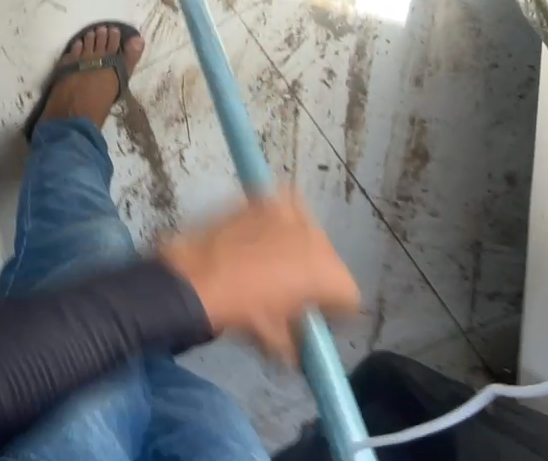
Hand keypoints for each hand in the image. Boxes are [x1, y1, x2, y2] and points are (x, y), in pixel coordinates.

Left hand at [158, 188, 360, 364]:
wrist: (197, 276)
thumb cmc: (242, 310)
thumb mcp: (277, 339)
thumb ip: (298, 343)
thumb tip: (296, 348)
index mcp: (332, 278)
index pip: (350, 297)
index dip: (333, 310)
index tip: (314, 315)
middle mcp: (320, 242)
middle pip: (329, 261)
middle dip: (315, 276)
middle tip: (292, 289)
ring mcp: (289, 215)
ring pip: (308, 231)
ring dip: (298, 245)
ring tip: (275, 259)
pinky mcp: (261, 199)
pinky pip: (282, 203)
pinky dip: (278, 213)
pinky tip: (262, 228)